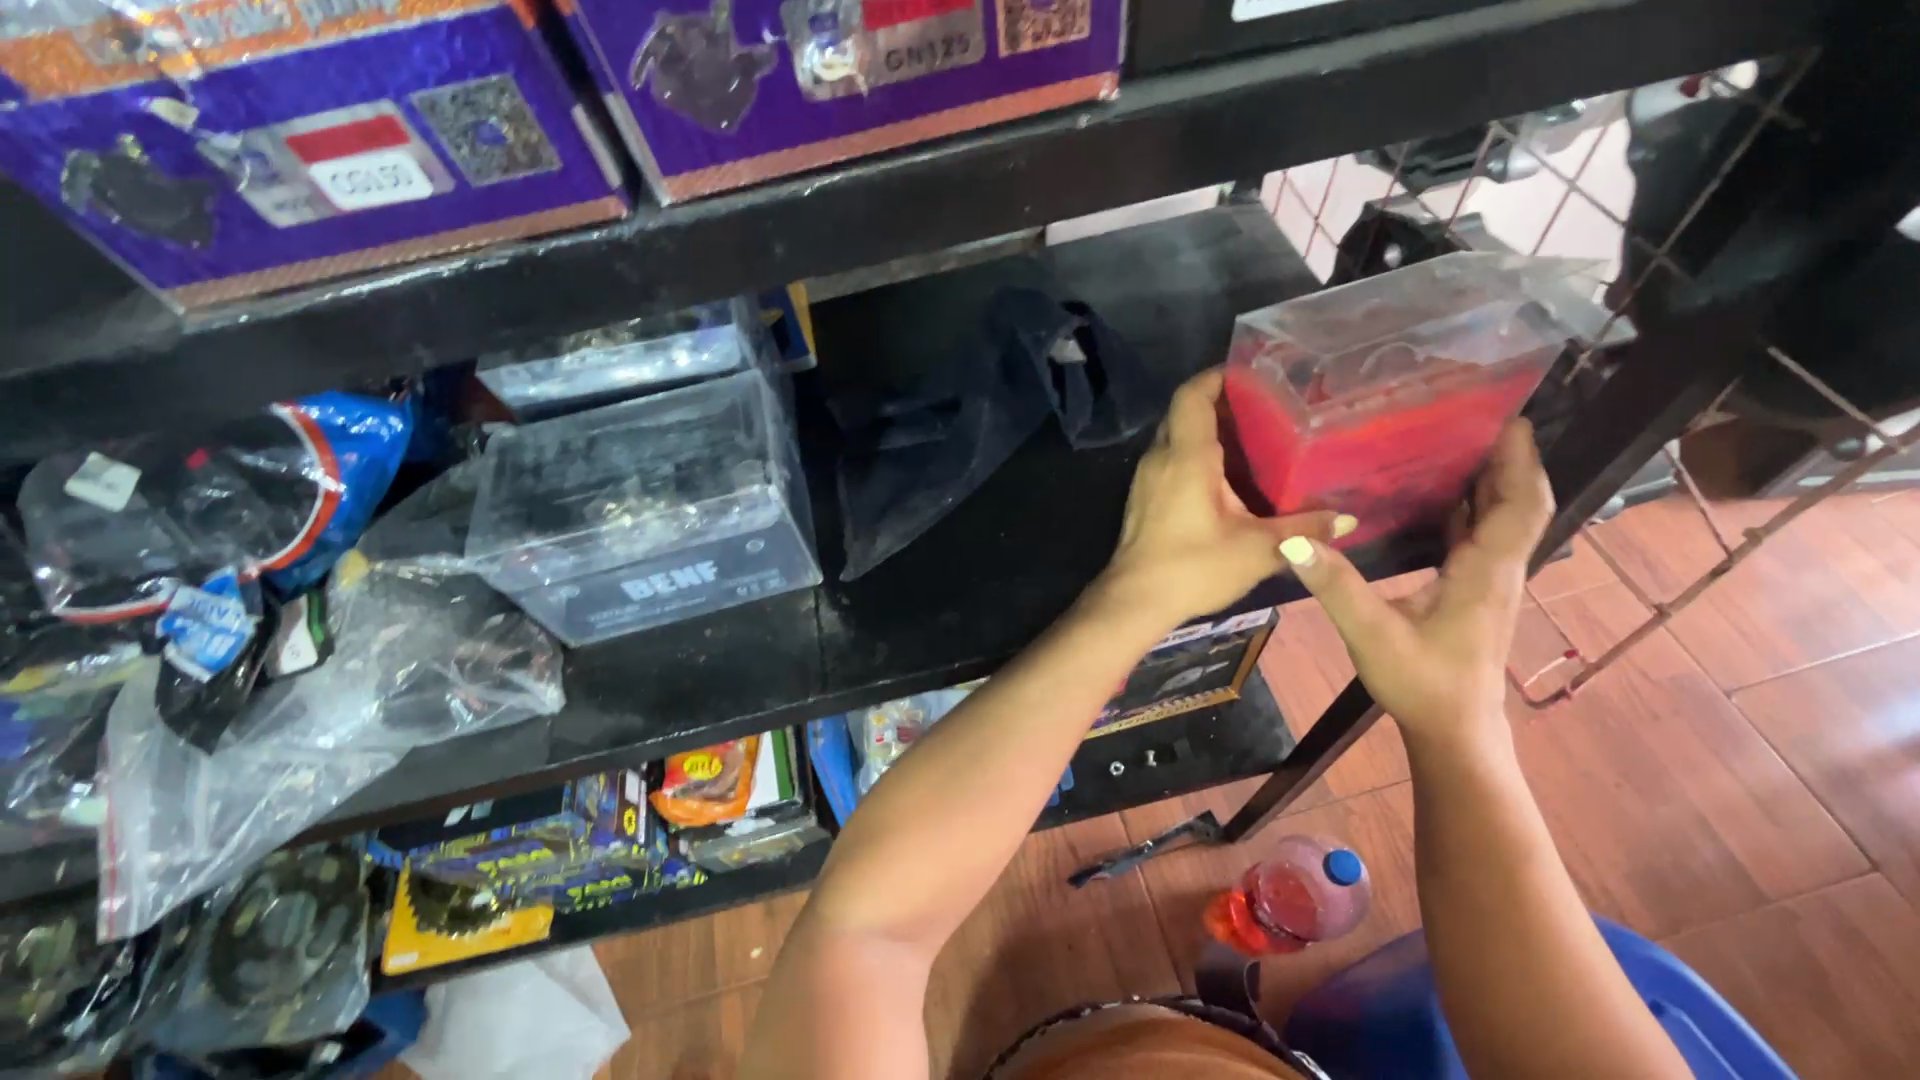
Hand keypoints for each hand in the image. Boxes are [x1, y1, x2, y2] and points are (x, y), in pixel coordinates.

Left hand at [1097, 369, 1339, 628]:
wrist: (1135, 600)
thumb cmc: (1194, 566)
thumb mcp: (1258, 549)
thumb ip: (1303, 530)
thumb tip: (1348, 519)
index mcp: (1186, 456)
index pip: (1193, 395)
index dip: (1216, 377)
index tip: (1248, 373)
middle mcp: (1161, 458)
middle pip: (1183, 413)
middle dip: (1216, 403)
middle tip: (1259, 406)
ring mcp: (1146, 480)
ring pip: (1173, 438)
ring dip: (1204, 432)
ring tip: (1247, 439)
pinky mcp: (1142, 501)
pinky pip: (1167, 463)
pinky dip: (1192, 457)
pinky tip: (1221, 478)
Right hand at [1279, 419, 1553, 748]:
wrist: (1452, 729)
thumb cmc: (1421, 682)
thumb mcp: (1371, 633)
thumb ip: (1335, 586)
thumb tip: (1293, 542)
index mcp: (1485, 571)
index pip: (1519, 504)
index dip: (1520, 461)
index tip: (1508, 419)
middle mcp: (1498, 571)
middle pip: (1518, 505)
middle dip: (1507, 461)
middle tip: (1476, 421)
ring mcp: (1490, 584)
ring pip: (1503, 522)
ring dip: (1492, 483)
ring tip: (1459, 446)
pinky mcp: (1476, 596)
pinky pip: (1482, 539)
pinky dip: (1472, 511)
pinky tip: (1441, 500)